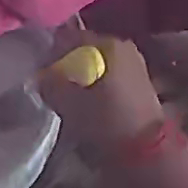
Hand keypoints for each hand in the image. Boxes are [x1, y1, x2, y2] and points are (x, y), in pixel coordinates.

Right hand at [38, 35, 164, 153]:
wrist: (147, 149)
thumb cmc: (107, 121)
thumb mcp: (72, 105)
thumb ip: (52, 85)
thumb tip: (41, 75)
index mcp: (109, 44)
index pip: (73, 37)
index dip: (54, 52)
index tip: (40, 70)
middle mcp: (124, 46)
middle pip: (88, 49)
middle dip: (69, 64)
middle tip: (52, 84)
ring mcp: (135, 62)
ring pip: (100, 63)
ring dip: (85, 75)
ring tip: (69, 96)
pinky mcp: (141, 81)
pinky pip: (112, 74)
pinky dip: (98, 83)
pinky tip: (90, 102)